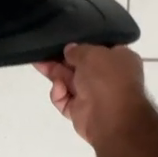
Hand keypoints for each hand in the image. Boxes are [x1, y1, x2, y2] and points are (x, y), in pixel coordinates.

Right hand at [34, 43, 148, 149]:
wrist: (110, 116)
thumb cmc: (107, 78)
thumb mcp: (92, 53)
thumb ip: (77, 50)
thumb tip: (69, 50)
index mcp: (119, 60)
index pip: (99, 49)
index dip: (82, 44)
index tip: (65, 39)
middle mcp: (107, 77)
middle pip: (79, 65)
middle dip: (61, 59)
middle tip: (43, 51)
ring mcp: (92, 95)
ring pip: (68, 81)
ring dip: (54, 72)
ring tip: (38, 63)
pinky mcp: (78, 110)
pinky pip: (64, 98)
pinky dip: (59, 93)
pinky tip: (59, 88)